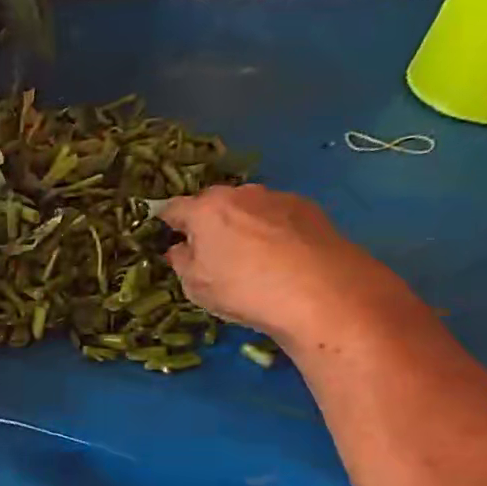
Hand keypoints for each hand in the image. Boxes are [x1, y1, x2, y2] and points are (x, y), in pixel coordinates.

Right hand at [159, 184, 421, 349]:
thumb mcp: (195, 286)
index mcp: (204, 209)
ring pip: (247, 208)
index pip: (172, 208)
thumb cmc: (243, 289)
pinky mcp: (308, 208)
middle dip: (206, 222)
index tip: (166, 239)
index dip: (165, 224)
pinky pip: (275, 216)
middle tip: (208, 252)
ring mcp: (277, 197)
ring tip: (248, 258)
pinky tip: (278, 258)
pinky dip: (270, 230)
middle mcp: (240, 193)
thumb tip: (179, 249)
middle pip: (213, 203)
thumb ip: (181, 262)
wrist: (321, 292)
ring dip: (240, 225)